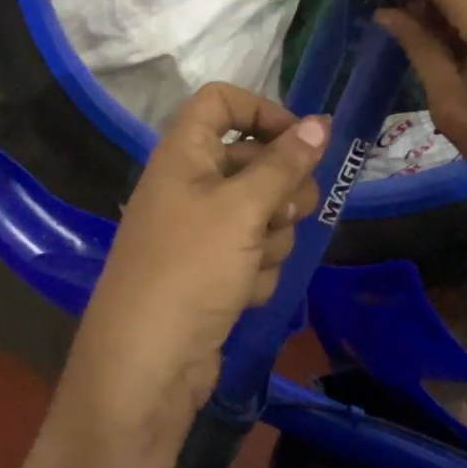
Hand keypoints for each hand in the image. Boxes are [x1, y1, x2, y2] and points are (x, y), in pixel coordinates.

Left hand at [22, 84, 326, 467]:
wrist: (146, 365)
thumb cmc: (191, 268)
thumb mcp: (243, 209)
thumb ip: (284, 164)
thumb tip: (319, 122)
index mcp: (184, 151)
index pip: (222, 101)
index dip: (262, 111)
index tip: (301, 142)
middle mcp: (190, 182)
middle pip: (253, 159)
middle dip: (279, 190)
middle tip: (283, 215)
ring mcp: (200, 230)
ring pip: (262, 211)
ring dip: (269, 239)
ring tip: (251, 264)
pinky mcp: (212, 271)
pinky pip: (253, 252)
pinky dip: (255, 272)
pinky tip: (241, 295)